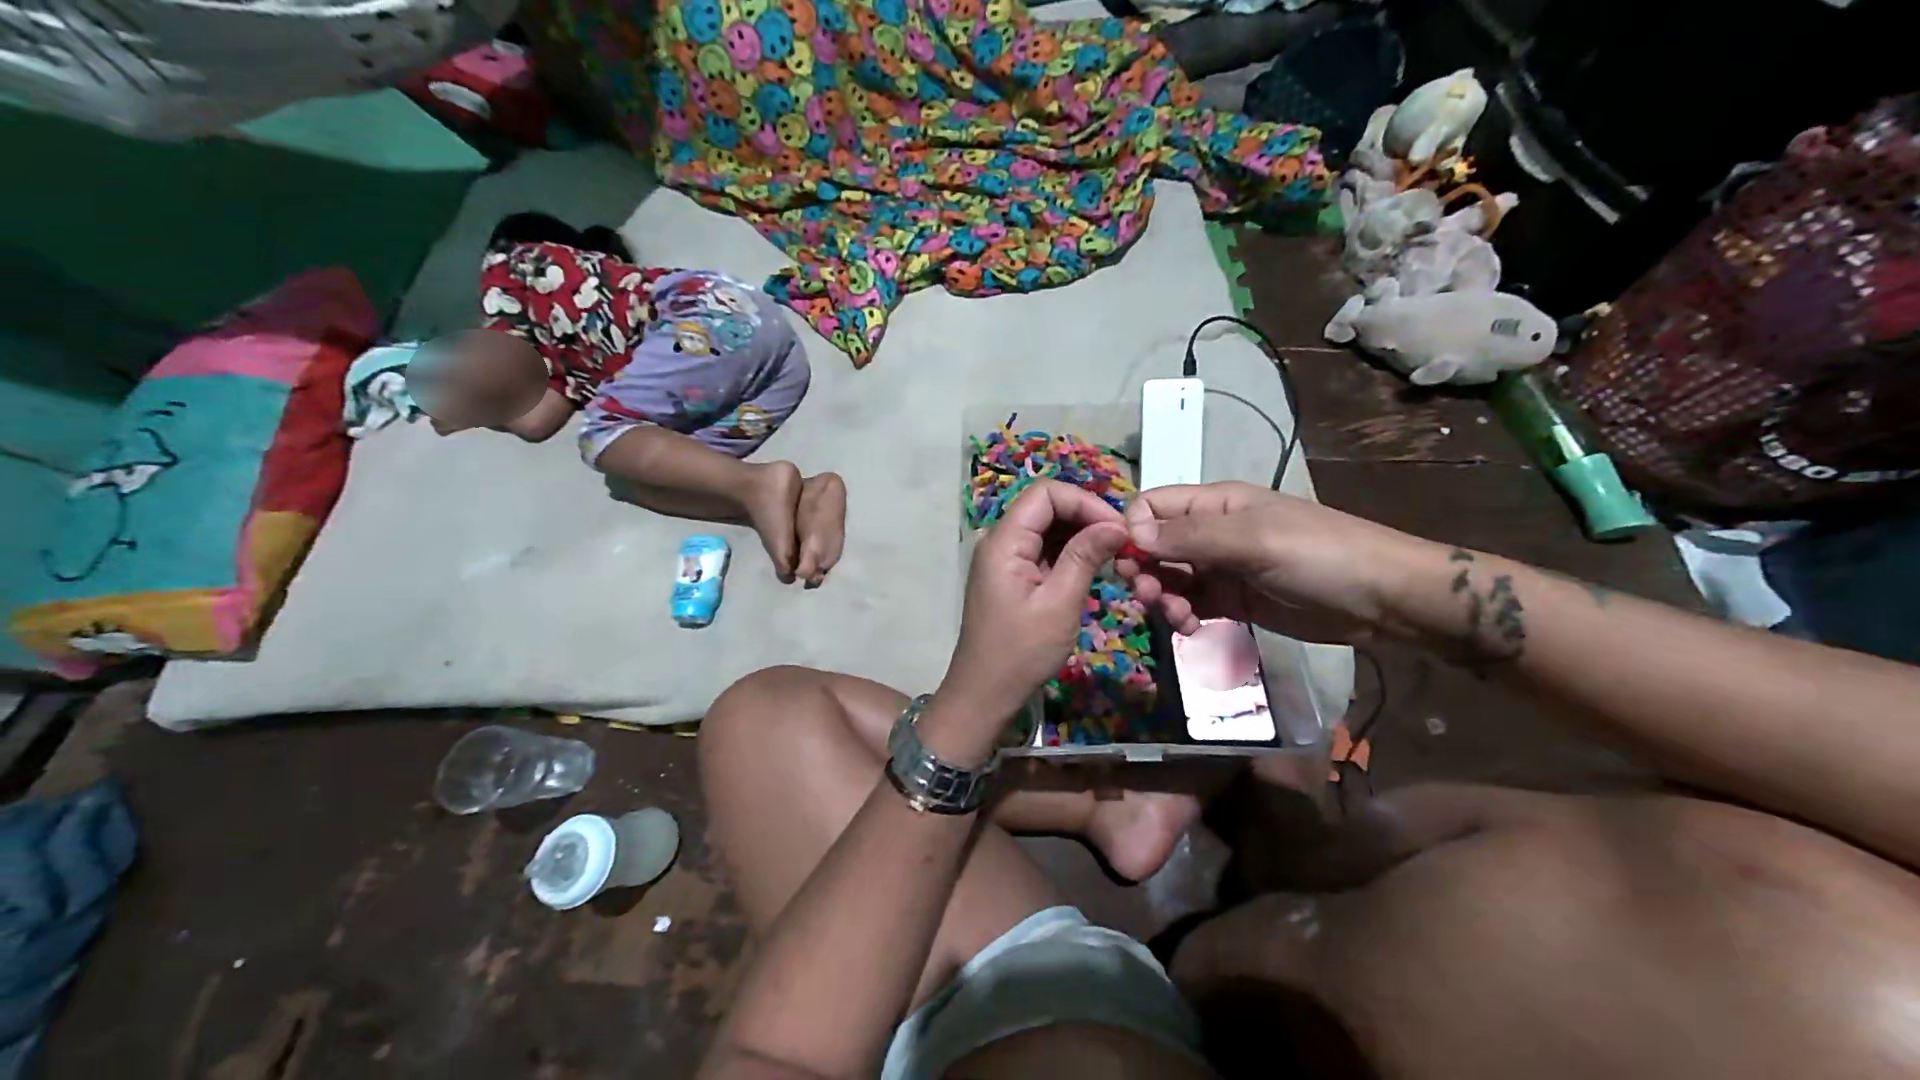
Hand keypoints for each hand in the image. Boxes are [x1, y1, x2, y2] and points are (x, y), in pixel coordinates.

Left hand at [939, 480, 1127, 725]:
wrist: (985, 692)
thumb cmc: (1022, 652)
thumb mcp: (1059, 604)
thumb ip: (1084, 557)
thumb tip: (1116, 524)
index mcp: (1003, 542)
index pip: (1045, 494)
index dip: (1084, 502)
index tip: (1117, 527)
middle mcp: (999, 542)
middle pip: (1045, 507)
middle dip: (1085, 516)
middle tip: (1121, 541)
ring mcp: (1003, 559)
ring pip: (1046, 528)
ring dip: (1080, 534)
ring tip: (1113, 554)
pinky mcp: (1011, 576)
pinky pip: (1042, 550)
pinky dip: (1068, 552)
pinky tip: (1092, 566)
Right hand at [1115, 482, 1433, 644]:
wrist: (1383, 601)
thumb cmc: (1319, 555)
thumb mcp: (1252, 540)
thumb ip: (1190, 536)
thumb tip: (1130, 534)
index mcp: (1213, 504)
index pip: (1151, 507)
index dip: (1133, 531)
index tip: (1131, 562)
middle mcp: (1210, 532)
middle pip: (1153, 546)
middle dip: (1144, 570)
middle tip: (1150, 597)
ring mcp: (1221, 567)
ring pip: (1168, 578)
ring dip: (1162, 596)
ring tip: (1179, 617)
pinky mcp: (1232, 599)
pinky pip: (1190, 603)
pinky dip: (1182, 615)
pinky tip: (1192, 626)